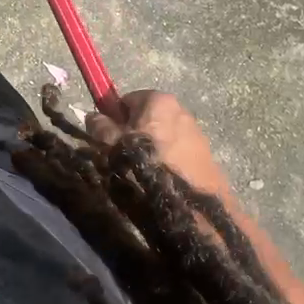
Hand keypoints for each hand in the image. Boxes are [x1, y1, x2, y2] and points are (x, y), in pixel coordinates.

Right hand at [86, 89, 228, 197]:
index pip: (128, 100)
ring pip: (165, 137)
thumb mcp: (111, 142)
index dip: (116, 118)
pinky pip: (181, 155)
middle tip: (126, 155)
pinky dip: (170, 163)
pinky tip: (164, 181)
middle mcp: (182, 110)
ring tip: (145, 172)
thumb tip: (94, 117)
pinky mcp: (208, 159)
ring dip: (153, 150)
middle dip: (136, 133)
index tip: (112, 137)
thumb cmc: (145, 162)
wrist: (189, 204)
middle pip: (148, 118)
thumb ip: (99, 125)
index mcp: (158, 99)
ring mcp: (199, 135)